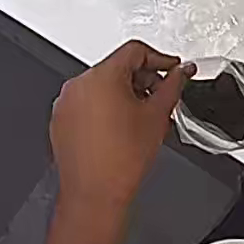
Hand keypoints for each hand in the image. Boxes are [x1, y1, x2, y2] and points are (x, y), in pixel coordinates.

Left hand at [52, 40, 193, 209]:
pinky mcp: (62, 119)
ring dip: (128, 94)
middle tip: (162, 96)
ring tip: (145, 116)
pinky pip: (90, 102)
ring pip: (104, 85)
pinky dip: (109, 107)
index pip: (134, 51)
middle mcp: (79, 85)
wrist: (95, 192)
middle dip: (145, 80)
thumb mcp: (158, 114)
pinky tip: (125, 127)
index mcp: (102, 77)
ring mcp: (67, 103)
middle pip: (119, 67)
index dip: (160, 59)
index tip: (172, 68)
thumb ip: (173, 85)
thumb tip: (181, 72)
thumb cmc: (121, 160)